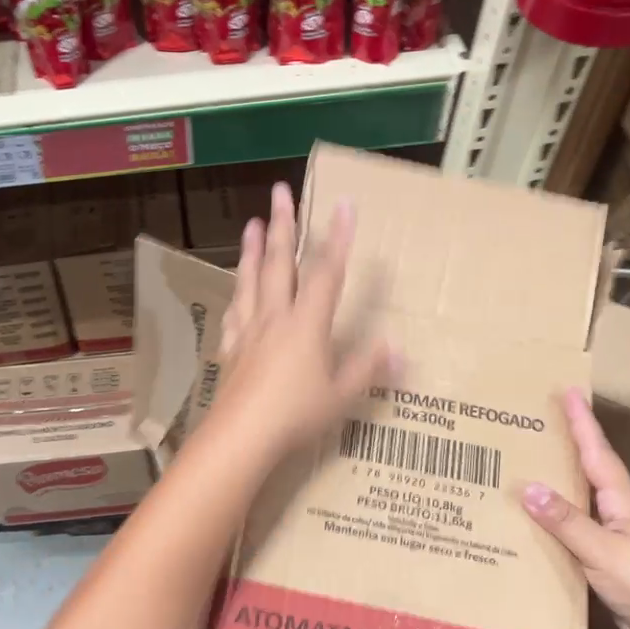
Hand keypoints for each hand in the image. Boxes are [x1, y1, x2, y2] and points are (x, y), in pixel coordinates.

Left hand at [204, 183, 395, 457]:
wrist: (240, 437)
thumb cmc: (295, 416)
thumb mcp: (341, 396)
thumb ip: (367, 369)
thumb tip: (399, 347)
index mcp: (307, 324)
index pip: (326, 272)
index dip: (337, 237)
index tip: (344, 204)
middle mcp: (275, 318)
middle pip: (279, 263)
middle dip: (283, 224)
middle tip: (280, 191)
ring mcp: (248, 333)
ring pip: (250, 282)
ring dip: (252, 250)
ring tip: (251, 224)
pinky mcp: (230, 351)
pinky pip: (234, 315)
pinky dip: (236, 297)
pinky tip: (234, 293)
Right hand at [523, 388, 629, 628]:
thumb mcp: (603, 550)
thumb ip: (566, 521)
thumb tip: (527, 488)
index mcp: (624, 503)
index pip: (598, 454)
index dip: (582, 424)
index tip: (569, 392)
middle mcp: (621, 515)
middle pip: (590, 474)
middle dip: (568, 449)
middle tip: (542, 425)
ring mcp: (618, 540)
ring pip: (582, 506)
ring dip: (559, 488)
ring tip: (530, 470)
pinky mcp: (611, 565)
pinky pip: (577, 537)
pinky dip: (556, 527)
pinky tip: (537, 530)